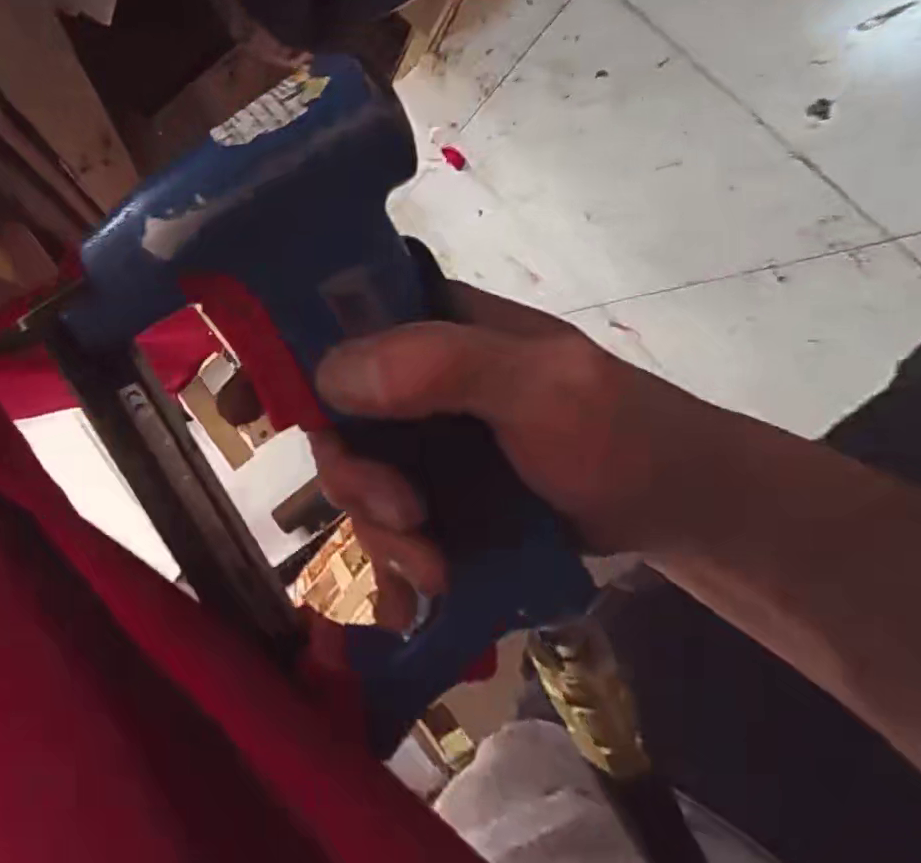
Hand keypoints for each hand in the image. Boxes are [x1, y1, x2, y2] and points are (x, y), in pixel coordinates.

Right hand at [308, 281, 792, 627]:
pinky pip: (384, 525)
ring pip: (355, 480)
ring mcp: (419, 439)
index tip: (244, 407)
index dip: (281, 357)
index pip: (332, 323)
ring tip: (432, 568)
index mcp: (428, 324)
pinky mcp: (434, 493)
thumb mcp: (544, 385)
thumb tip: (332, 376)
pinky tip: (417, 596)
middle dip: (355, 478)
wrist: (676, 507)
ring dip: (380, 532)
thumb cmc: (619, 429)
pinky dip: (391, 563)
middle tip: (403, 517)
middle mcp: (409, 376)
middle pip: (332, 418)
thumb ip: (444, 366)